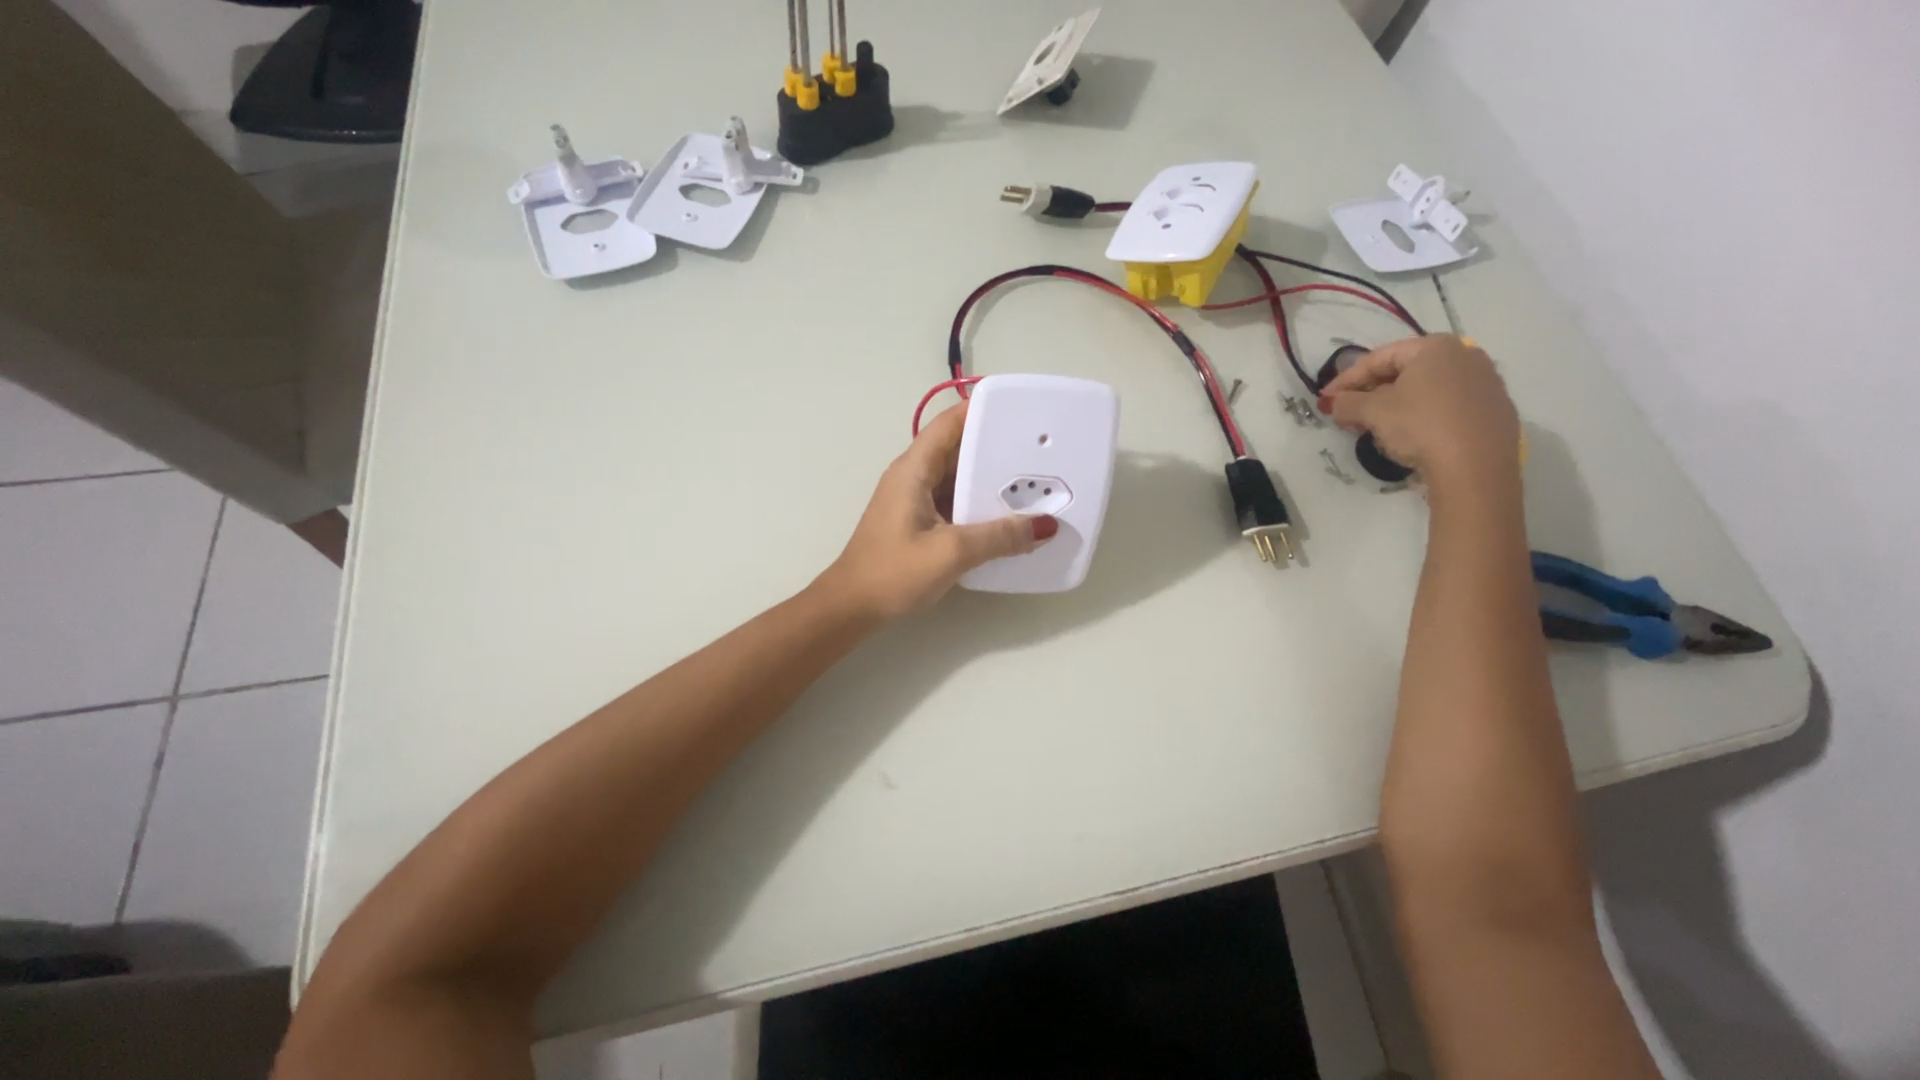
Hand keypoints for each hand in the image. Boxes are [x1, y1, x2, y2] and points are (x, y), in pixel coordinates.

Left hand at [817, 403, 1057, 619]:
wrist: (851, 608)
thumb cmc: (893, 572)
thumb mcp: (951, 552)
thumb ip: (999, 537)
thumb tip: (1045, 526)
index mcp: (913, 469)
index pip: (950, 423)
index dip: (984, 411)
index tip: (1022, 410)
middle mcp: (913, 477)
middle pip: (959, 449)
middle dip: (997, 447)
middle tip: (1041, 450)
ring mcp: (915, 500)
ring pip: (959, 478)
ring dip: (991, 479)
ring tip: (1035, 480)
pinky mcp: (920, 523)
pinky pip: (956, 502)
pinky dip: (980, 504)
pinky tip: (1009, 516)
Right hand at [1320, 335, 1520, 486]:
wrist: (1476, 468)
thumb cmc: (1421, 427)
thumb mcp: (1373, 413)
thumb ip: (1347, 403)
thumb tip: (1336, 403)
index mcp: (1435, 347)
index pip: (1379, 358)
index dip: (1347, 379)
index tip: (1326, 398)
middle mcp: (1465, 355)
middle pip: (1406, 371)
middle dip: (1373, 392)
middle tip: (1350, 412)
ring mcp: (1486, 382)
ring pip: (1429, 389)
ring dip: (1399, 404)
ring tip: (1378, 426)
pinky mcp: (1497, 410)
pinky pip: (1450, 406)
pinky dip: (1426, 415)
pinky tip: (1415, 436)